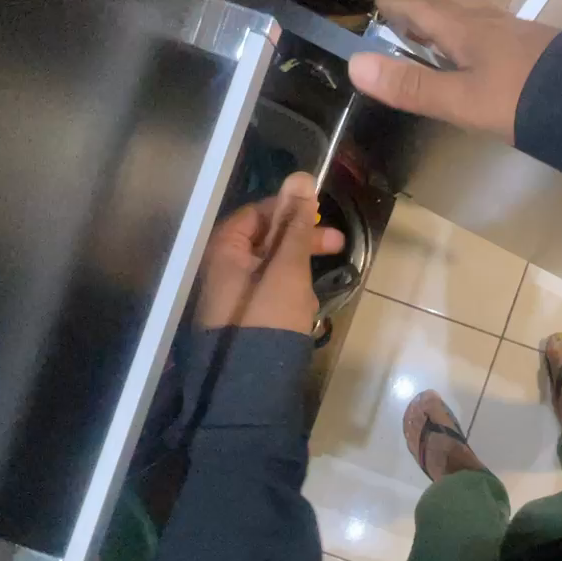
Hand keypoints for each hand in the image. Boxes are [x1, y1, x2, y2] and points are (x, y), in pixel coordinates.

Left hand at [196, 172, 344, 334]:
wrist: (254, 383)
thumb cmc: (270, 315)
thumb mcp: (287, 265)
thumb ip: (296, 224)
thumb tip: (301, 177)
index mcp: (224, 251)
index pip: (255, 214)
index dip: (288, 209)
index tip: (319, 215)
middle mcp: (223, 271)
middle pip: (265, 241)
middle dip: (301, 240)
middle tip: (338, 243)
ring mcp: (233, 298)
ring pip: (271, 268)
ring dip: (300, 267)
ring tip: (323, 280)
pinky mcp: (247, 320)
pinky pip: (270, 293)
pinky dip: (292, 290)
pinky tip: (308, 304)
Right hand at [347, 0, 558, 143]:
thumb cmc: (520, 98)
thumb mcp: (460, 100)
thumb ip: (411, 86)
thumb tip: (355, 65)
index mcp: (464, 28)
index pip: (420, 7)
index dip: (395, 6)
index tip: (375, 6)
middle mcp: (488, 21)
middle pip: (449, 2)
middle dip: (423, 7)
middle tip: (404, 20)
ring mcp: (515, 32)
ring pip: (475, 14)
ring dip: (451, 18)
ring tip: (439, 35)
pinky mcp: (536, 46)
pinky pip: (495, 30)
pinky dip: (475, 34)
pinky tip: (483, 55)